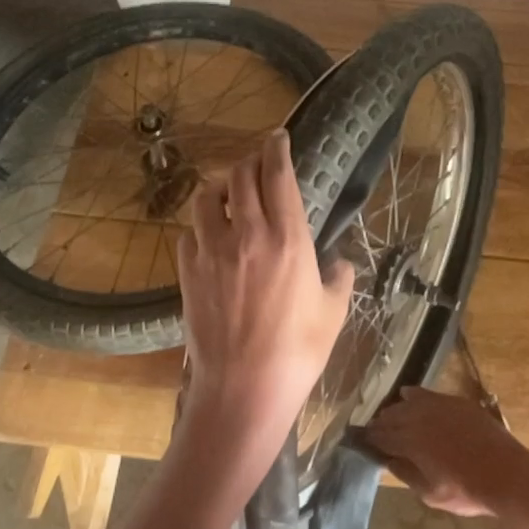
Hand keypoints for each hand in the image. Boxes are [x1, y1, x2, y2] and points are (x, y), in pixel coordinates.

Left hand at [177, 129, 356, 436]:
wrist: (244, 391)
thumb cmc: (298, 351)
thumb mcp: (334, 311)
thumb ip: (339, 277)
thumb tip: (340, 262)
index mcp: (288, 237)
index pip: (277, 174)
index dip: (276, 148)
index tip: (277, 137)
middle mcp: (248, 234)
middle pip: (239, 175)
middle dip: (248, 162)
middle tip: (256, 165)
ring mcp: (212, 251)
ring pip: (206, 196)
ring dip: (219, 187)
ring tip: (229, 195)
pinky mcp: (188, 273)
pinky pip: (189, 233)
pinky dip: (200, 226)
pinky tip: (210, 238)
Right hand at [367, 387, 528, 528]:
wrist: (505, 472)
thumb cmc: (466, 489)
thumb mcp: (430, 493)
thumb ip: (406, 473)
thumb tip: (388, 459)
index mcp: (410, 441)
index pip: (381, 436)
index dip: (369, 438)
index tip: (359, 439)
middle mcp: (420, 416)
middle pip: (392, 416)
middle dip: (381, 423)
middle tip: (373, 431)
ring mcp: (439, 404)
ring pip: (407, 402)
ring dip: (395, 409)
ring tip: (388, 415)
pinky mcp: (455, 400)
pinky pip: (427, 393)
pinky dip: (414, 395)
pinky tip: (408, 394)